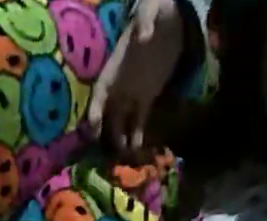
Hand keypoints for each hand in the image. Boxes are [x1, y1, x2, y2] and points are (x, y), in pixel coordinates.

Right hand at [88, 0, 183, 156]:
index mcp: (114, 67)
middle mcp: (118, 86)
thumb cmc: (157, 8)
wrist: (172, 16)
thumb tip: (143, 35)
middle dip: (107, 134)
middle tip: (111, 154)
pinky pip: (139, 122)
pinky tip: (140, 152)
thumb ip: (144, 19)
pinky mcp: (146, 100)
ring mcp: (132, 94)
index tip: (94, 127)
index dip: (96, 109)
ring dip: (122, 141)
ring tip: (126, 158)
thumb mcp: (150, 7)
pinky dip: (138, 137)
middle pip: (108, 115)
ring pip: (122, 123)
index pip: (100, 92)